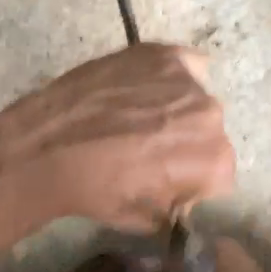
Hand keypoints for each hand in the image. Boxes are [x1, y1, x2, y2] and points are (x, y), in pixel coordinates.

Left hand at [0, 43, 235, 231]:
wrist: (51, 144)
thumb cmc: (98, 189)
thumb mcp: (147, 219)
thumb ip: (178, 207)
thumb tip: (180, 197)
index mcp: (215, 160)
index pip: (219, 174)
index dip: (192, 181)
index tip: (166, 182)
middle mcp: (211, 115)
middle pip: (208, 132)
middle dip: (186, 142)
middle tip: (148, 148)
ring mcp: (185, 79)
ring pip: (193, 98)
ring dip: (175, 109)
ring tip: (136, 117)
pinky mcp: (161, 52)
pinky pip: (184, 64)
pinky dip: (171, 76)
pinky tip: (146, 86)